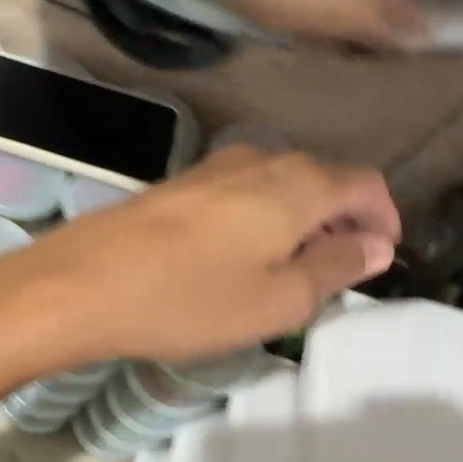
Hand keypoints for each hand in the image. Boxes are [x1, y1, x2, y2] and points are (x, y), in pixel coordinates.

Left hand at [0, 145, 400, 370]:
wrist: (79, 285)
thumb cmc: (186, 300)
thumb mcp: (275, 301)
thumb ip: (332, 268)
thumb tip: (374, 245)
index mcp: (296, 183)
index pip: (363, 183)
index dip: (383, 218)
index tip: (379, 257)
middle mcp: (257, 160)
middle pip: (320, 179)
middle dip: (338, 221)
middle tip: (333, 271)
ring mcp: (208, 169)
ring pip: (274, 186)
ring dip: (293, 222)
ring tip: (283, 272)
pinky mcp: (172, 188)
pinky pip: (235, 196)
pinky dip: (253, 222)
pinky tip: (232, 260)